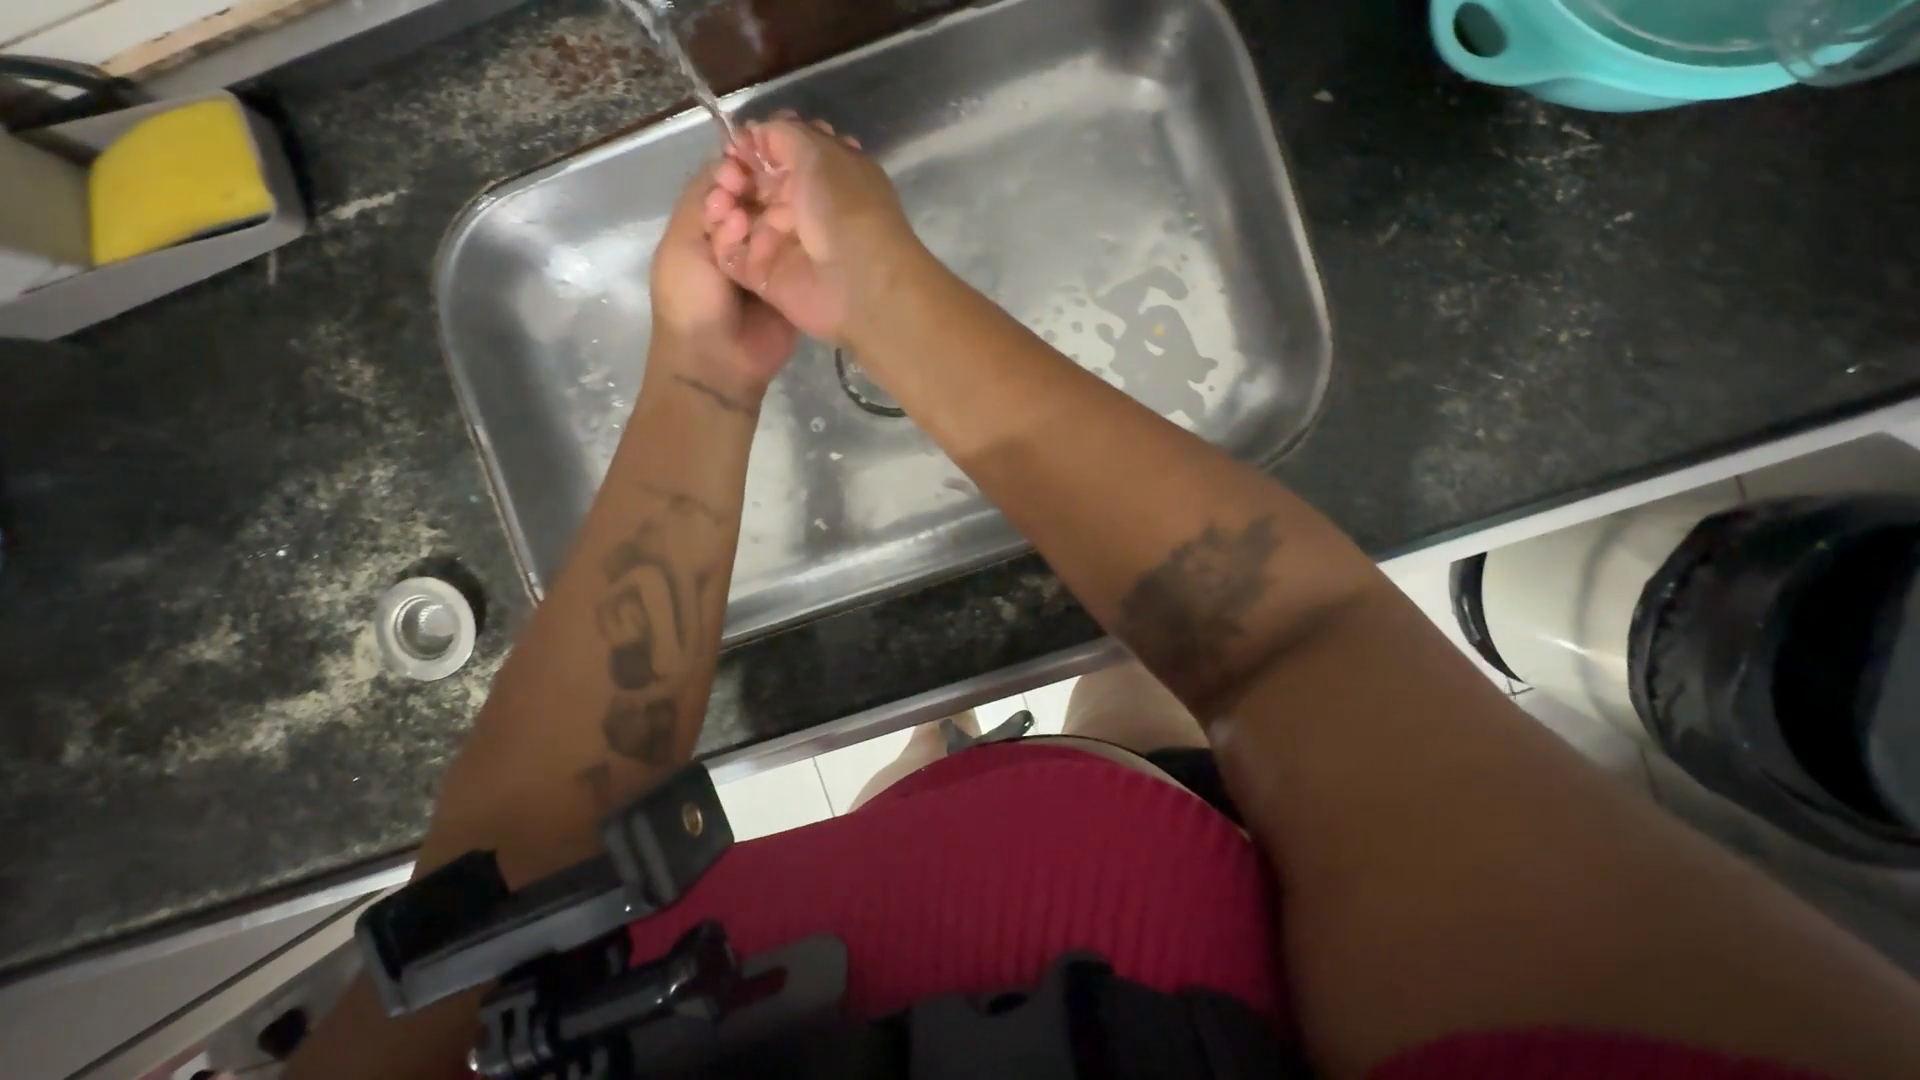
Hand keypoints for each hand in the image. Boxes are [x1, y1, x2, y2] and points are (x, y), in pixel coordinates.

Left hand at [649, 160, 798, 399]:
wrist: (719, 362)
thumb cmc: (691, 301)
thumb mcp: (682, 243)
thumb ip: (701, 200)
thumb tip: (731, 162)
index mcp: (706, 223)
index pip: (726, 179)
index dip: (739, 166)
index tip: (752, 162)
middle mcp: (740, 235)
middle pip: (759, 195)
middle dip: (769, 183)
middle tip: (785, 174)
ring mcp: (770, 257)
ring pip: (783, 218)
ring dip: (791, 206)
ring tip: (804, 193)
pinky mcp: (796, 279)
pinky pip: (804, 251)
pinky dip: (808, 235)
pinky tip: (818, 219)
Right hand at [705, 116, 921, 344]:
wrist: (858, 280)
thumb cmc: (845, 208)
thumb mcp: (819, 153)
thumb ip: (783, 135)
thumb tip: (755, 132)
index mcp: (821, 177)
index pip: (776, 155)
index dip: (754, 146)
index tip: (737, 142)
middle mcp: (800, 208)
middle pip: (751, 184)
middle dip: (733, 172)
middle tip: (730, 174)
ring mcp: (780, 243)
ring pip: (736, 215)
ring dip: (722, 201)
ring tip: (725, 198)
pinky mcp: (763, 274)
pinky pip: (730, 253)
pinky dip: (723, 237)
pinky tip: (732, 225)